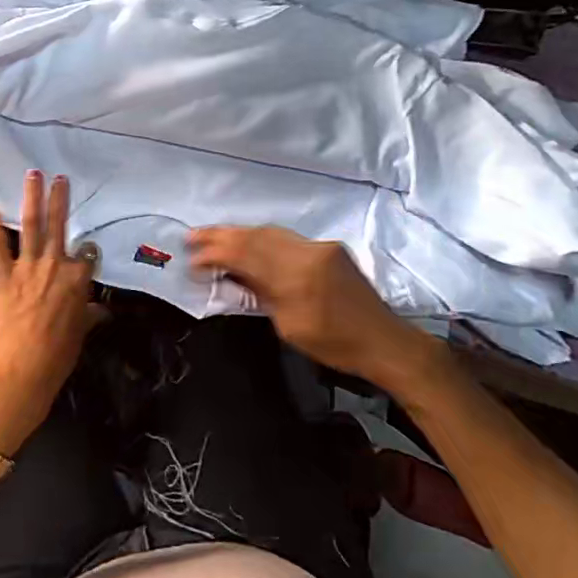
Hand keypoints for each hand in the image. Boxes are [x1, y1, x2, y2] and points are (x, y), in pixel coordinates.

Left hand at [0, 171, 102, 454]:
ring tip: (33, 175)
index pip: (87, 253)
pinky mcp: (4, 274)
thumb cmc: (60, 351)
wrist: (27, 364)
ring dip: (32, 198)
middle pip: (60, 225)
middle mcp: (55, 264)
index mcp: (78, 278)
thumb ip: (91, 315)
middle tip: (59, 177)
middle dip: (60, 199)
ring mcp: (28, 267)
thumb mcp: (82, 331)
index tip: (86, 247)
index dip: (87, 249)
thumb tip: (102, 311)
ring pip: (32, 225)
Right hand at [186, 226, 440, 389]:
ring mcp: (320, 247)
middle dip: (221, 236)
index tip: (192, 260)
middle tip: (192, 237)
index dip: (215, 254)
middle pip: (255, 236)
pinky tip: (246, 239)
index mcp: (296, 275)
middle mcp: (308, 252)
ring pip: (270, 232)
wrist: (385, 341)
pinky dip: (260, 237)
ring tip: (212, 235)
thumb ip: (259, 295)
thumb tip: (231, 277)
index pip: (246, 255)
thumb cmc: (334, 345)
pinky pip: (286, 237)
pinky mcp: (329, 249)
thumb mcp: (288, 326)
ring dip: (239, 233)